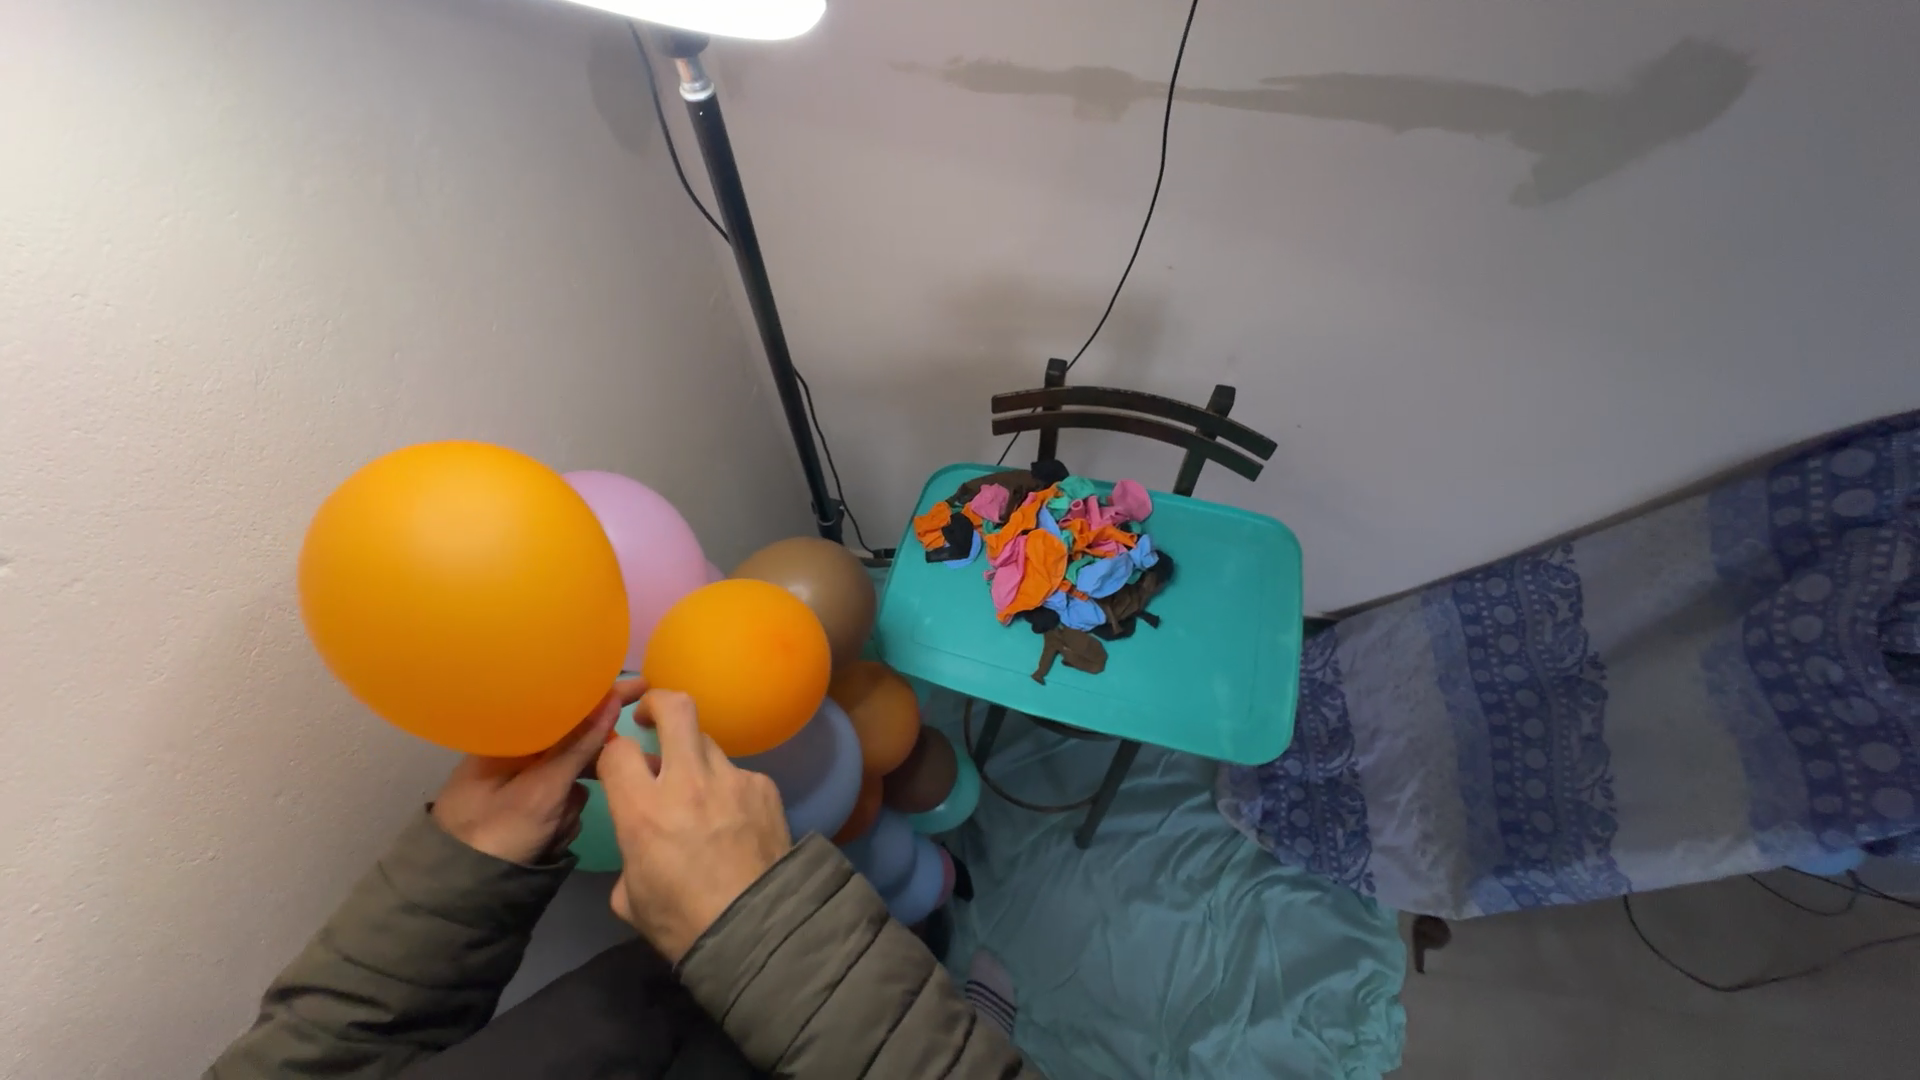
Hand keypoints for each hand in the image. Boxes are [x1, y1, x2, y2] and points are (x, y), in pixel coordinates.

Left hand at [430, 678, 648, 865]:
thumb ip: (580, 744)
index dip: (604, 694)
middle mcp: (517, 756)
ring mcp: (522, 784)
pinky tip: (550, 837)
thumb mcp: (544, 787)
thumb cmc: (495, 832)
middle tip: (620, 771)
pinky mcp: (528, 808)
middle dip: (590, 768)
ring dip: (571, 803)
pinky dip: (563, 818)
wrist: (457, 896)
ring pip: (574, 776)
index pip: (566, 705)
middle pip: (574, 744)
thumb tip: (612, 698)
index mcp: (510, 739)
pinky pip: (564, 800)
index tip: (643, 685)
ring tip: (553, 828)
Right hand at [597, 690, 791, 962]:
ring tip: (699, 793)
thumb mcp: (630, 895)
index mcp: (644, 811)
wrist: (757, 928)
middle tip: (652, 716)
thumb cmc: (683, 921)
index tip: (617, 759)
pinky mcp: (765, 786)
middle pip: (677, 709)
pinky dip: (729, 788)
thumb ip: (630, 849)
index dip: (613, 751)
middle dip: (659, 702)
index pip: (619, 750)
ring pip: (709, 743)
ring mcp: (733, 779)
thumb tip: (642, 832)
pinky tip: (734, 821)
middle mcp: (689, 782)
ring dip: (695, 758)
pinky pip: (738, 774)